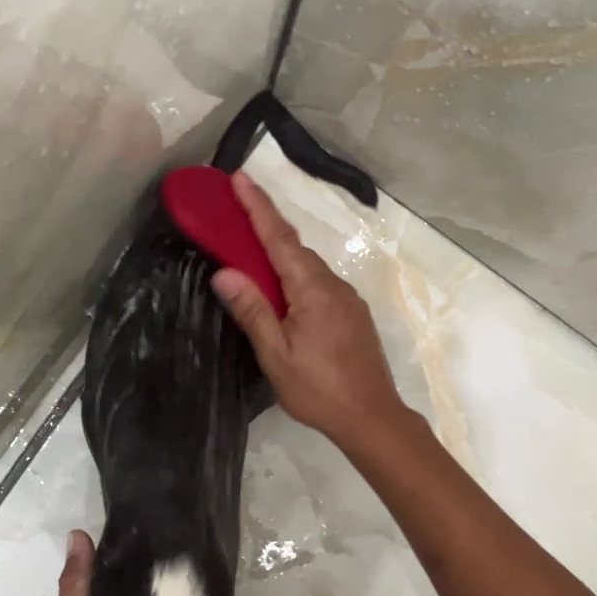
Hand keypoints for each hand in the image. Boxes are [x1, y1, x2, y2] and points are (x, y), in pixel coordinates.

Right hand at [211, 172, 409, 447]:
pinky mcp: (352, 316)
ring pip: (307, 268)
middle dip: (265, 227)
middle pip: (294, 249)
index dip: (258, 208)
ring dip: (279, 256)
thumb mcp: (277, 355)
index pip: (280, 239)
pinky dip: (294, 278)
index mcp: (312, 290)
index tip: (239, 178)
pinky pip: (317, 285)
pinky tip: (281, 293)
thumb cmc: (319, 390)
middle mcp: (333, 285)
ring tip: (250, 254)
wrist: (371, 417)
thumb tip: (225, 272)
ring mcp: (347, 300)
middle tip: (234, 213)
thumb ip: (253, 311)